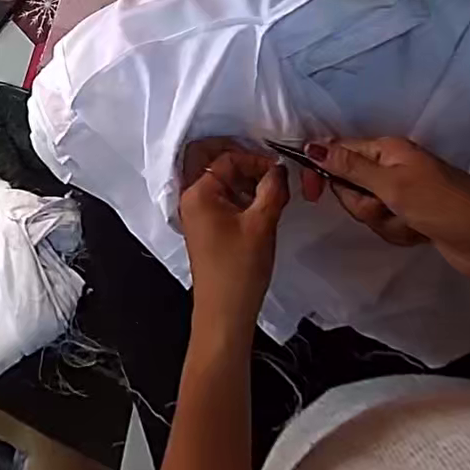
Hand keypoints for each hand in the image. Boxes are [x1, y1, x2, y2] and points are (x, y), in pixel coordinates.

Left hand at [177, 141, 288, 336]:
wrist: (224, 310)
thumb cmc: (240, 267)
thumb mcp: (261, 223)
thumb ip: (272, 189)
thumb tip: (278, 168)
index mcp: (197, 192)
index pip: (225, 158)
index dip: (254, 160)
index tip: (279, 172)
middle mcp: (189, 196)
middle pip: (209, 160)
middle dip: (240, 160)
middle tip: (268, 171)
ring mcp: (195, 210)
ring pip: (215, 178)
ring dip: (241, 178)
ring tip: (269, 191)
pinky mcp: (204, 224)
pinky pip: (218, 196)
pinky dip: (238, 193)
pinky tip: (259, 205)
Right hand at [304, 137, 469, 285]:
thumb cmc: (443, 205)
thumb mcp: (391, 184)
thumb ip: (348, 166)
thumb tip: (311, 146)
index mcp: (387, 149)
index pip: (336, 151)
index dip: (319, 169)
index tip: (311, 194)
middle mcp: (391, 167)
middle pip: (348, 183)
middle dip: (360, 203)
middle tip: (383, 208)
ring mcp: (402, 193)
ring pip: (365, 207)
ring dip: (381, 221)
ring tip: (408, 223)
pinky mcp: (411, 217)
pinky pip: (383, 223)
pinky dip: (395, 232)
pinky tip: (418, 235)